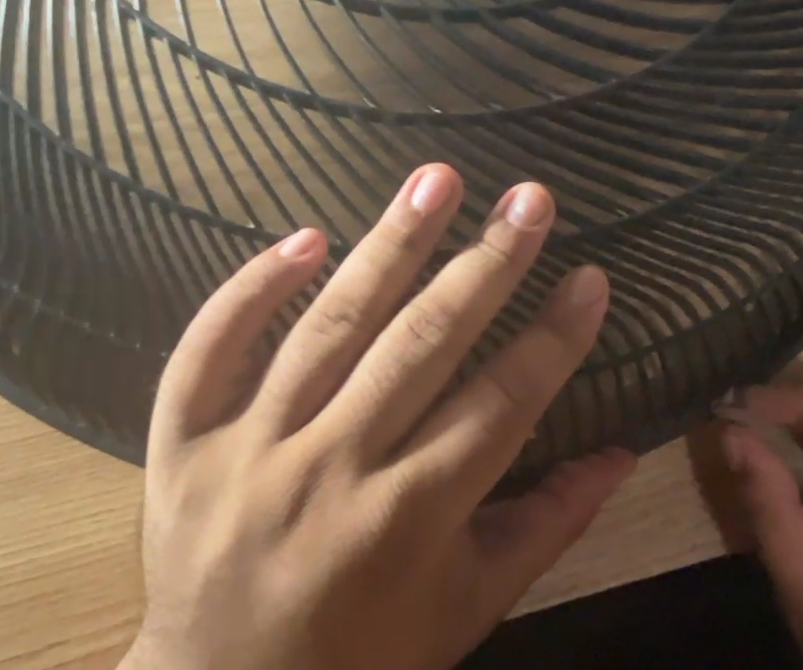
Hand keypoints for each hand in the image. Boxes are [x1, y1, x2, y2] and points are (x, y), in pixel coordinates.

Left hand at [122, 164, 635, 669]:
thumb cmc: (366, 656)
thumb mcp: (470, 606)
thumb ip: (548, 525)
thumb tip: (621, 454)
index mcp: (409, 519)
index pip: (501, 403)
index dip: (553, 336)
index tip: (590, 276)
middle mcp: (331, 471)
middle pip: (424, 345)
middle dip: (488, 263)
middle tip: (531, 198)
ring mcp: (248, 450)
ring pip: (329, 327)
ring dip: (390, 246)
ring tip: (437, 180)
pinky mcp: (181, 442)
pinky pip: (210, 349)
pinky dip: (253, 288)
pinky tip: (306, 236)